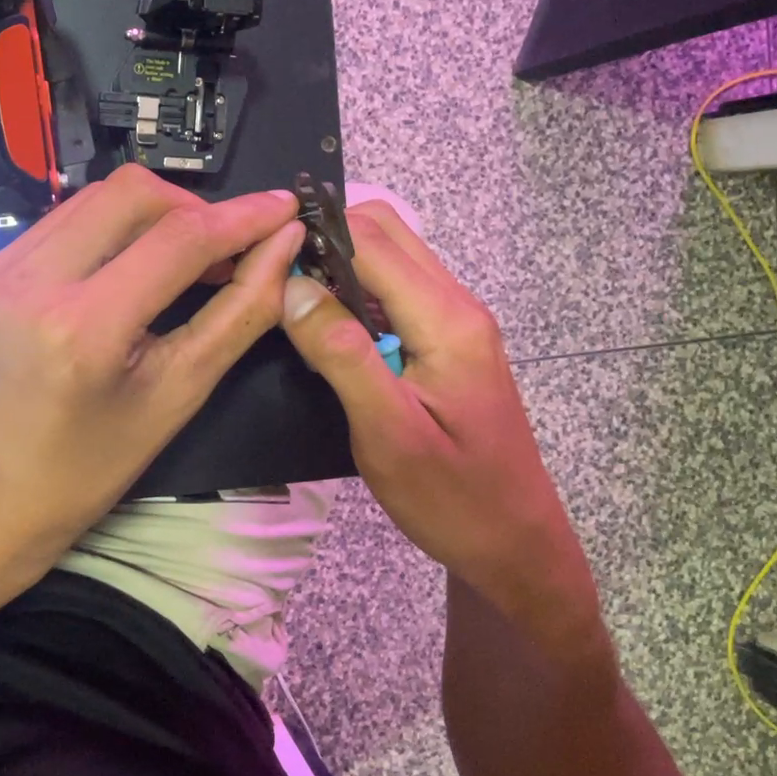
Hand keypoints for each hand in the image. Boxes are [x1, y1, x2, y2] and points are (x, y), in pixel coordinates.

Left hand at [0, 165, 303, 609]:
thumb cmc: (89, 465)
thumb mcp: (176, 395)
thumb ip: (239, 314)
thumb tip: (282, 245)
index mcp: (80, 328)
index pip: (178, 239)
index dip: (242, 217)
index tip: (282, 208)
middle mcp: (25, 283)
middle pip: (130, 192)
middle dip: (191, 208)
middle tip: (221, 250)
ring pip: (90, 200)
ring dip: (146, 219)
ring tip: (176, 264)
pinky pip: (56, 226)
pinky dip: (102, 238)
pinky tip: (117, 278)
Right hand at [279, 200, 603, 658]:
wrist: (515, 545)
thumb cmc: (451, 498)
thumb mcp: (387, 433)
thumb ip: (341, 354)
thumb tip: (293, 286)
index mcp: (446, 319)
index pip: (372, 241)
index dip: (315, 237)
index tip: (262, 257)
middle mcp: (457, 304)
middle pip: (386, 230)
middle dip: (326, 237)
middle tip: (274, 275)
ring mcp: (456, 320)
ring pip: (391, 254)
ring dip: (339, 259)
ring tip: (289, 294)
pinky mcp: (448, 339)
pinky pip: (396, 287)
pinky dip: (355, 286)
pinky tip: (325, 321)